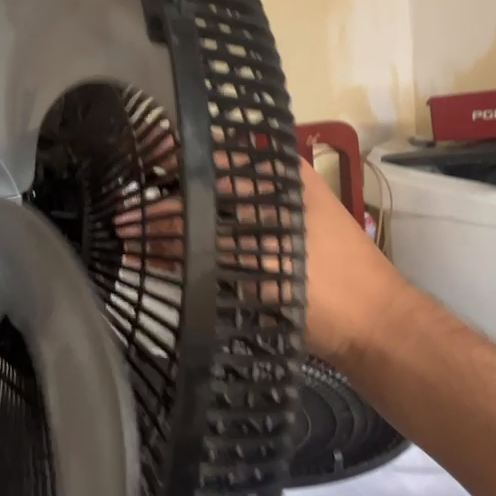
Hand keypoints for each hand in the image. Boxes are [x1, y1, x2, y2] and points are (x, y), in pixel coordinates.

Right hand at [114, 134, 407, 367]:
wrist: (376, 337)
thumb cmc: (324, 283)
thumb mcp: (260, 251)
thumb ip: (203, 234)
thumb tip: (148, 220)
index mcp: (278, 178)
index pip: (210, 158)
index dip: (168, 163)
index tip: (130, 167)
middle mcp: (271, 197)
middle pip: (204, 194)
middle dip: (160, 207)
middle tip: (118, 215)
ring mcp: (269, 231)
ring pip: (207, 224)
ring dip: (168, 233)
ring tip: (125, 240)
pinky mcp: (265, 262)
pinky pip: (218, 250)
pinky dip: (188, 255)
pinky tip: (153, 261)